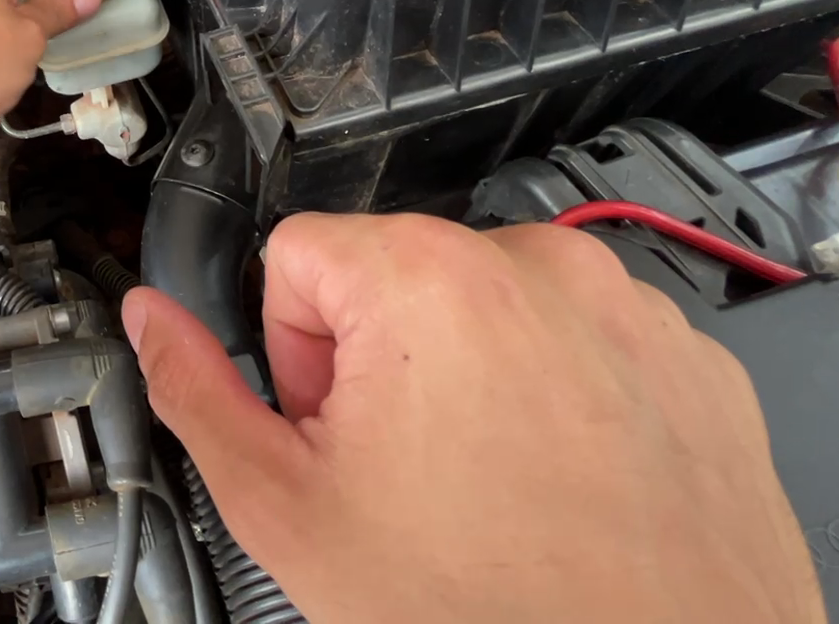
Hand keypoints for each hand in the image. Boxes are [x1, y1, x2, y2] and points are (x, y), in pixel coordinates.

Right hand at [122, 214, 825, 623]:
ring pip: (467, 293)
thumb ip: (193, 384)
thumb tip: (150, 316)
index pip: (295, 252)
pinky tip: (548, 471)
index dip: (293, 342)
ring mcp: (621, 307)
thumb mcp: (280, 500)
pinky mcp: (688, 356)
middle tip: (399, 457)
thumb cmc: (480, 618)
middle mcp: (529, 265)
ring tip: (474, 469)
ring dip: (450, 359)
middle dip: (367, 349)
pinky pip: (562, 328)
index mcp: (420, 277)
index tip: (333, 415)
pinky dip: (540, 379)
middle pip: (380, 267)